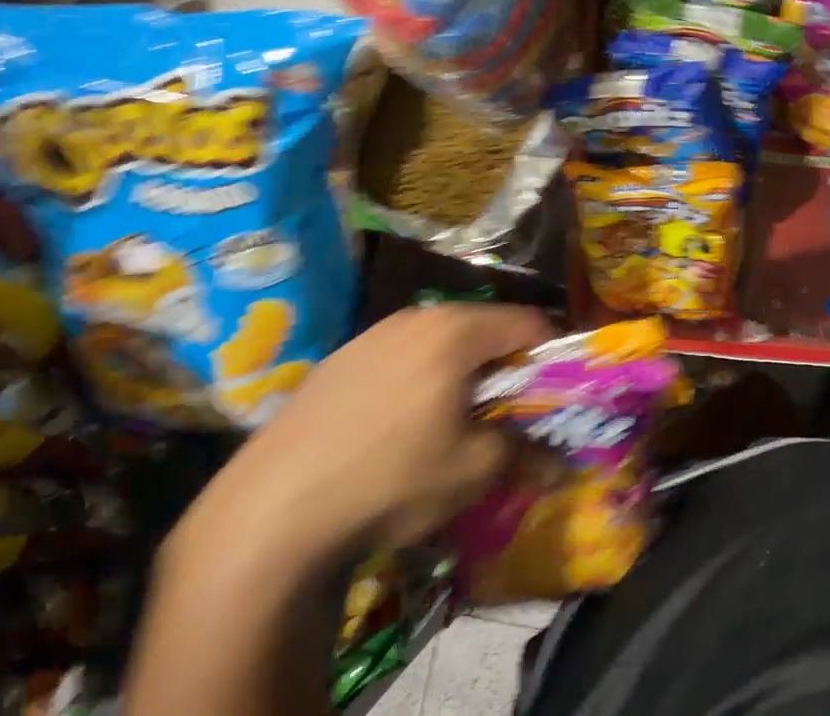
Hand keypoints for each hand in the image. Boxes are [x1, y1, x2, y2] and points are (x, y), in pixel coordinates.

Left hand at [183, 304, 555, 557]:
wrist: (271, 511)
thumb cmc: (391, 480)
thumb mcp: (473, 472)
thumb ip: (524, 454)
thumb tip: (558, 461)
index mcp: (455, 332)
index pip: (528, 323)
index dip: (552, 357)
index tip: (556, 396)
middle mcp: (412, 319)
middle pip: (482, 330)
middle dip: (504, 369)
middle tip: (509, 416)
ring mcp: (367, 337)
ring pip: (437, 345)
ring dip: (459, 376)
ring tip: (453, 424)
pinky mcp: (335, 363)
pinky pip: (397, 360)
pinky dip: (418, 383)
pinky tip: (399, 431)